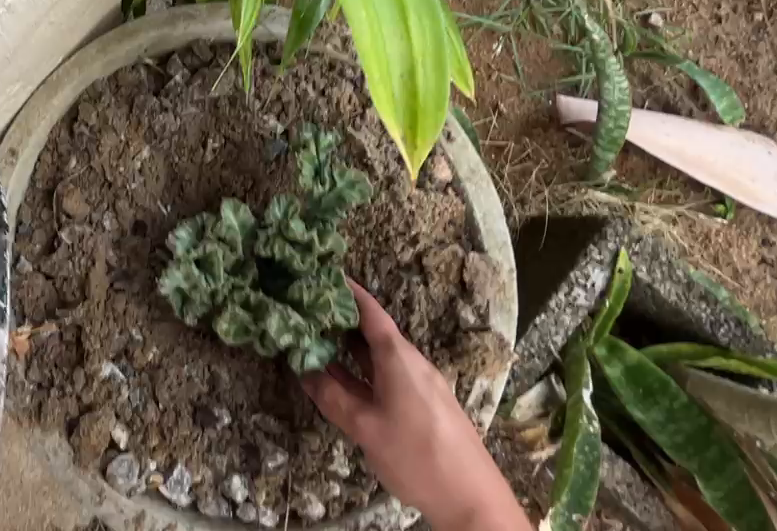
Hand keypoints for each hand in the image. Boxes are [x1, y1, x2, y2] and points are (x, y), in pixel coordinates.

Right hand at [300, 281, 528, 530]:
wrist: (474, 502)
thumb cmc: (417, 456)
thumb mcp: (365, 427)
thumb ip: (332, 397)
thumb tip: (302, 370)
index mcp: (397, 357)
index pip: (369, 310)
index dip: (347, 290)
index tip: (322, 274)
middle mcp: (411, 362)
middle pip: (373, 331)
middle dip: (341, 319)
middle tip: (307, 310)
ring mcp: (421, 384)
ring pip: (379, 355)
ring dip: (350, 348)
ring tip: (316, 341)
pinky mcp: (426, 404)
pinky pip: (388, 374)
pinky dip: (363, 369)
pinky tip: (344, 380)